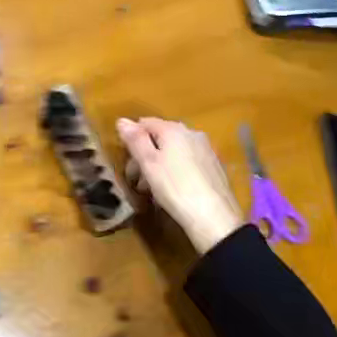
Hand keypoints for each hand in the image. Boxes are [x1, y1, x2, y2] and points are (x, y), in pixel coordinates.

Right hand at [117, 118, 244, 253]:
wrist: (214, 216)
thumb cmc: (175, 188)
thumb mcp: (149, 163)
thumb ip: (135, 140)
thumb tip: (122, 120)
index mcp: (174, 129)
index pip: (145, 123)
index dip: (131, 139)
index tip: (126, 162)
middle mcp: (192, 133)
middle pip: (161, 137)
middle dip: (145, 155)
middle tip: (136, 181)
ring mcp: (206, 149)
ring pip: (174, 151)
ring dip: (159, 165)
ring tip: (152, 189)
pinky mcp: (214, 166)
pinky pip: (187, 162)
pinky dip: (175, 171)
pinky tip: (173, 190)